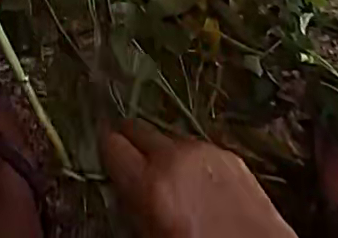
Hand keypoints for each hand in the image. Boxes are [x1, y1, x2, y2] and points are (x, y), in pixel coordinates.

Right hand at [103, 122, 296, 237]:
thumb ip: (133, 209)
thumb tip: (122, 188)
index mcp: (152, 185)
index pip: (111, 143)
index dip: (106, 151)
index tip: (107, 160)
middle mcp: (175, 157)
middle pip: (136, 127)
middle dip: (130, 143)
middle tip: (131, 166)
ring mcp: (205, 152)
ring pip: (167, 137)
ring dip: (162, 153)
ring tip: (172, 184)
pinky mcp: (231, 154)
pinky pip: (197, 149)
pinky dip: (191, 162)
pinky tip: (201, 189)